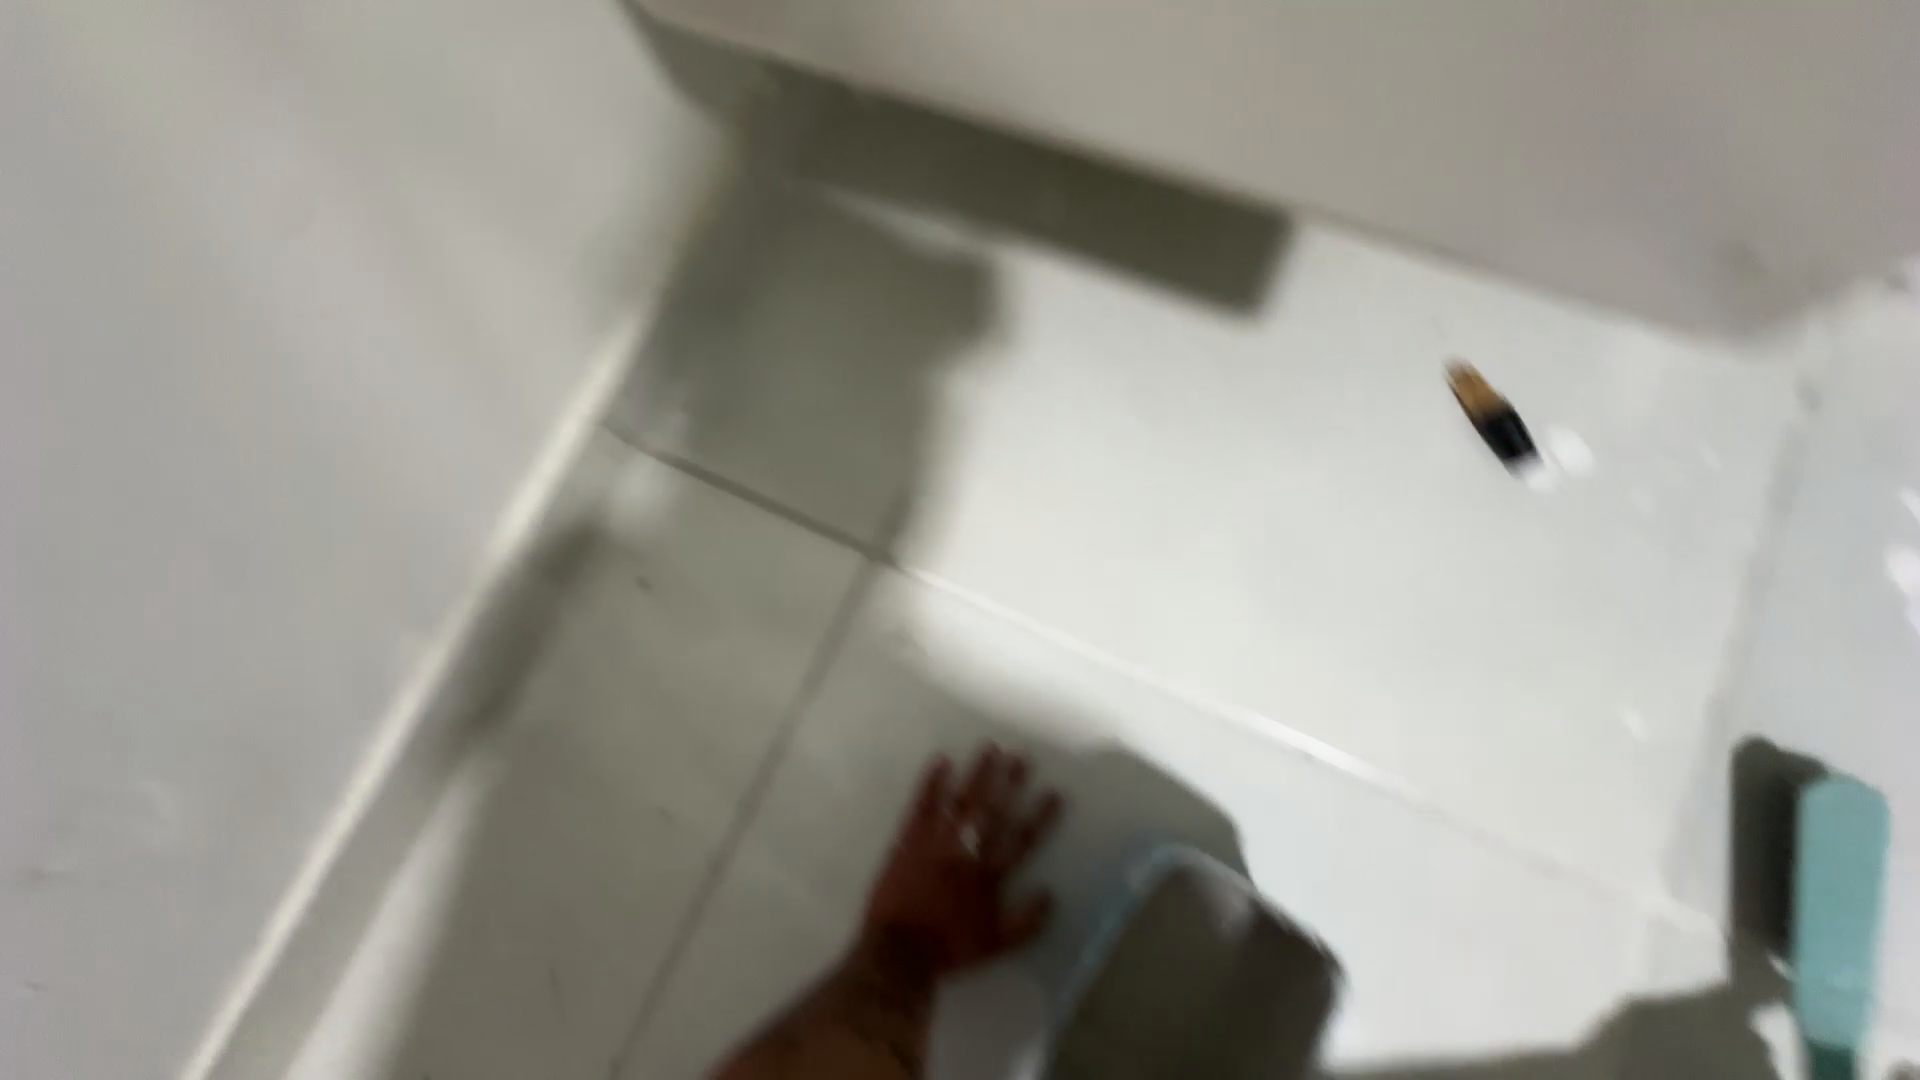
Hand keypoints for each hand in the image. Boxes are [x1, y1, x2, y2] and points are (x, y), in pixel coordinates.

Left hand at [859, 744, 1063, 979]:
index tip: (1054, 792)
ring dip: (976, 773)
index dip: (1039, 815)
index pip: (1021, 838)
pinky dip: (932, 781)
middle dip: (1009, 781)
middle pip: (993, 810)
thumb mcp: (996, 945)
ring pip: (961, 800)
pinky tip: (941, 760)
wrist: (899, 952)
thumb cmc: (949, 948)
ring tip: (989, 747)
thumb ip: (1027, 922)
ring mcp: (936, 842)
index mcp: (989, 875)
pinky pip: (923, 805)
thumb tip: (1050, 894)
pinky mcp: (909, 839)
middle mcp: (966, 852)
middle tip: (1021, 754)